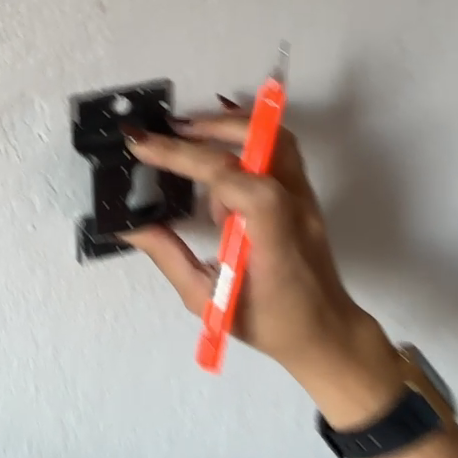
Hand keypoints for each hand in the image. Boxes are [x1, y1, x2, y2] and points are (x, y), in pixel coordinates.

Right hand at [119, 108, 402, 423]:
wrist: (327, 332)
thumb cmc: (270, 323)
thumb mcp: (208, 299)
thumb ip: (169, 257)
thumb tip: (130, 226)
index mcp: (272, 239)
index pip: (233, 181)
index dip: (187, 157)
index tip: (142, 148)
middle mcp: (294, 210)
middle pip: (256, 147)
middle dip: (203, 132)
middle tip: (161, 132)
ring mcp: (304, 198)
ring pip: (274, 138)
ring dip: (229, 125)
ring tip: (187, 131)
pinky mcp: (303, 194)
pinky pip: (280, 147)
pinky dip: (248, 133)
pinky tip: (217, 137)